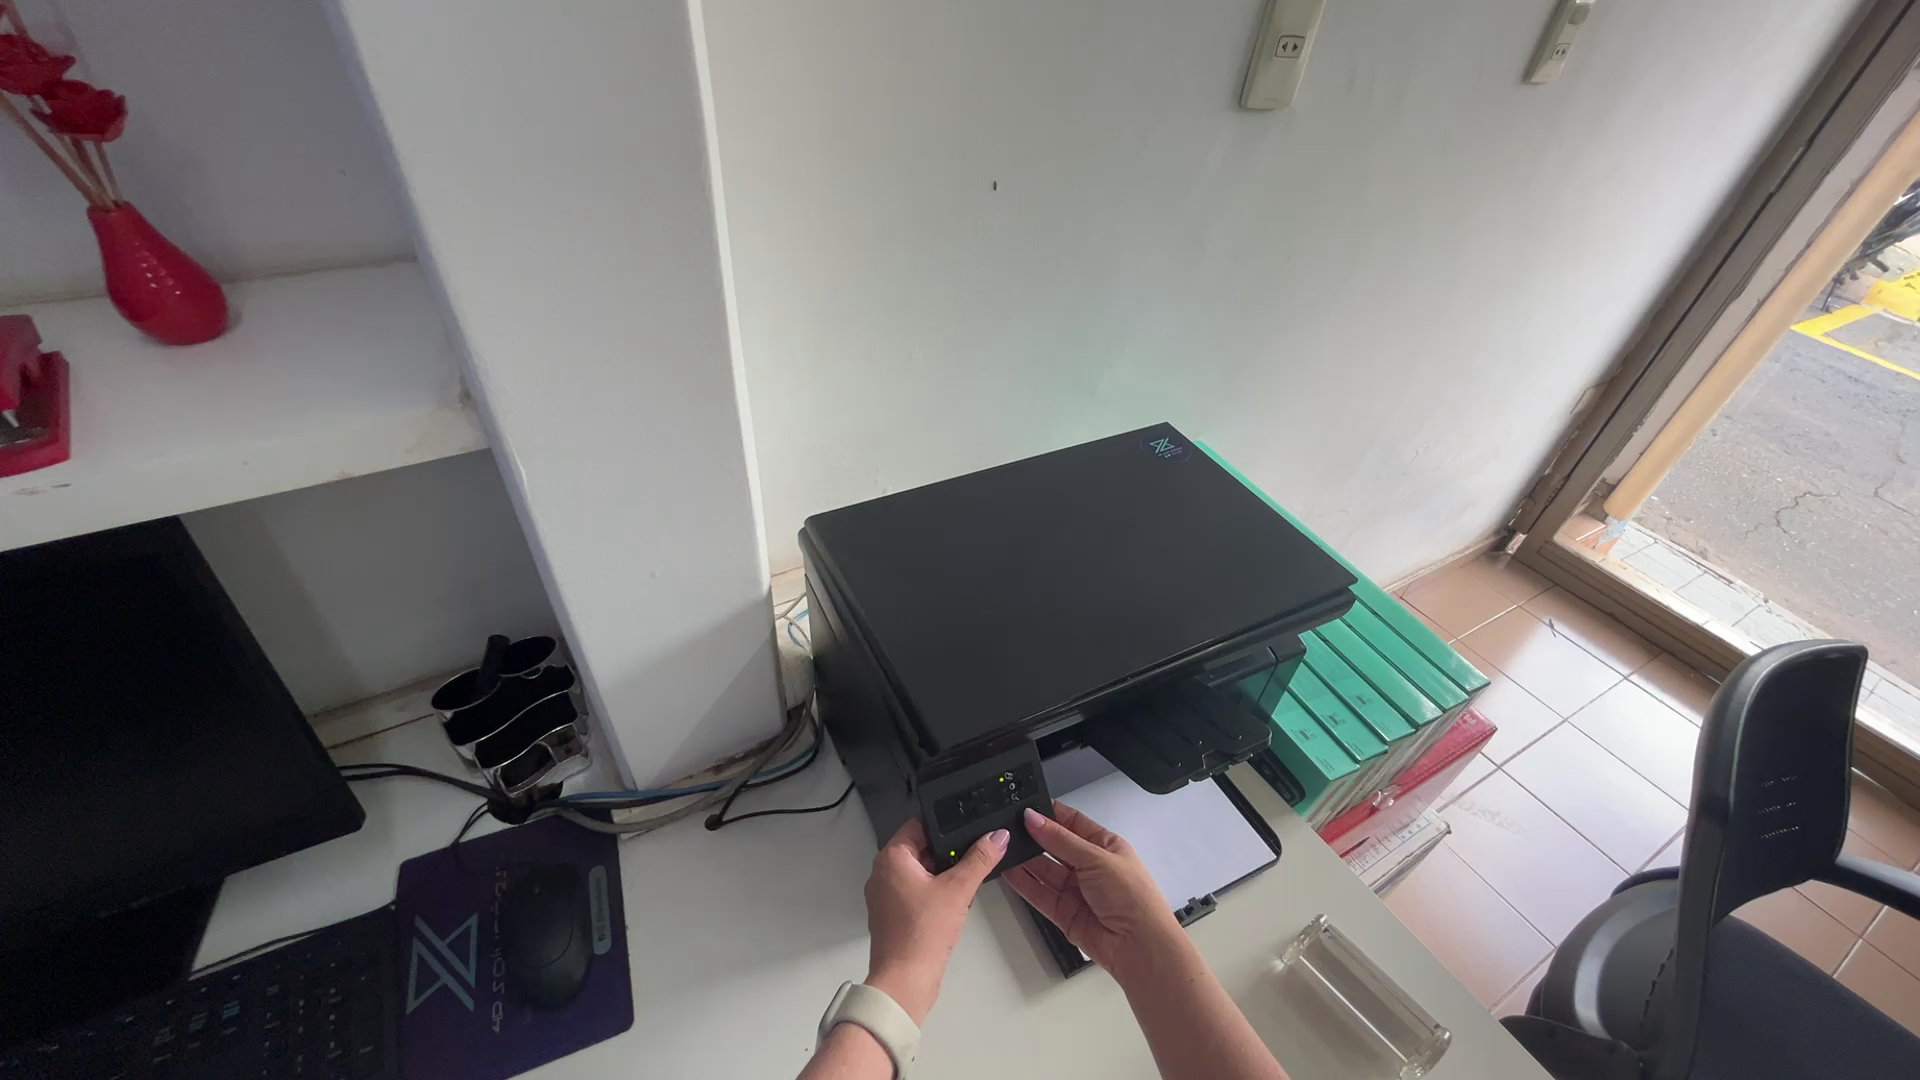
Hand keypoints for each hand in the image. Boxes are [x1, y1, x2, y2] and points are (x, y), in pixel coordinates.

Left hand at [862, 818, 1007, 1024]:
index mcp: (891, 858)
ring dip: (942, 876)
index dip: (944, 826)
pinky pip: (915, 892)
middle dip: (946, 855)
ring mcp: (885, 895)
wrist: (905, 983)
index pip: (919, 825)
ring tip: (961, 888)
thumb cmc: (920, 936)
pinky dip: (933, 894)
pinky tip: (951, 907)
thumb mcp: (958, 890)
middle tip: (968, 862)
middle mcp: (882, 873)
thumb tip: (996, 837)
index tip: (965, 830)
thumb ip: (980, 859)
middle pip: (920, 848)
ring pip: (920, 872)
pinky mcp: (891, 915)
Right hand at [1005, 802, 1183, 979]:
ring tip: (1005, 846)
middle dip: (1035, 836)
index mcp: (1105, 846)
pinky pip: (1040, 893)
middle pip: (1055, 846)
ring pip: (1044, 869)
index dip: (1051, 814)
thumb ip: (1061, 840)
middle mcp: (1090, 867)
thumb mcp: (1096, 858)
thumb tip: (1035, 819)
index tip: (1028, 807)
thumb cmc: (1134, 899)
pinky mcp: (1065, 913)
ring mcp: (1077, 891)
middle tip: (1011, 827)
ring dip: (1026, 859)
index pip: (1073, 823)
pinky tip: (1010, 870)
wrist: (1139, 947)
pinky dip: (1024, 883)